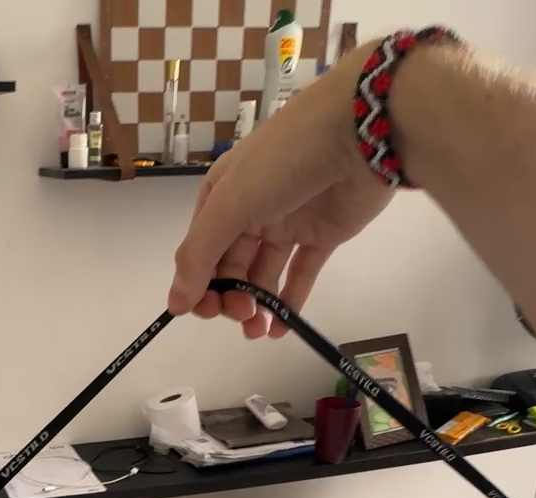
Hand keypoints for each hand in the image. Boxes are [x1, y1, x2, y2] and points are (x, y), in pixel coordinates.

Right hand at [169, 43, 393, 337]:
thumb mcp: (229, 205)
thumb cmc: (283, 161)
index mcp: (221, 198)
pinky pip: (299, 275)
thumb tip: (175, 305)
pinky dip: (288, 303)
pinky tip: (279, 328)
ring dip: (256, 306)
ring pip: (263, 275)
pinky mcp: (323, 234)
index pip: (201, 252)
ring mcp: (288, 223)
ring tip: (258, 330)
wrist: (361, 129)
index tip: (205, 311)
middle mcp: (250, 211)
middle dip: (230, 297)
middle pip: (230, 268)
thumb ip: (199, 257)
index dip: (200, 284)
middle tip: (240, 314)